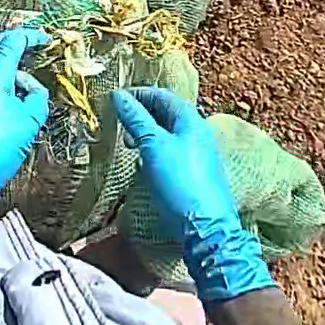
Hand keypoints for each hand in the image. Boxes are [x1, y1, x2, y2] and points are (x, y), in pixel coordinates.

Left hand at [0, 27, 52, 220]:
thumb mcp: (29, 122)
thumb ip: (36, 96)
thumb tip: (31, 88)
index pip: (12, 40)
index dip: (32, 36)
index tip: (47, 39)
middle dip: (17, 40)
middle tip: (36, 45)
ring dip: (7, 56)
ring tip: (26, 65)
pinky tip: (11, 86)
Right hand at [112, 87, 274, 302]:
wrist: (207, 229)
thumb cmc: (179, 181)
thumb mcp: (152, 145)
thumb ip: (136, 118)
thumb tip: (117, 94)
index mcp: (191, 120)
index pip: (162, 95)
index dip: (138, 94)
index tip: (116, 101)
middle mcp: (198, 132)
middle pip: (166, 112)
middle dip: (141, 114)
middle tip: (121, 125)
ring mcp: (199, 153)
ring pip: (168, 133)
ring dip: (147, 133)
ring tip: (130, 144)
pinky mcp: (196, 172)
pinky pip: (172, 150)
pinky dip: (155, 149)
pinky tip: (145, 163)